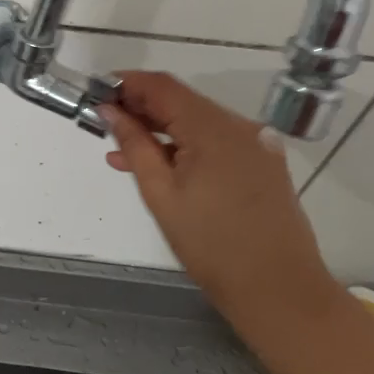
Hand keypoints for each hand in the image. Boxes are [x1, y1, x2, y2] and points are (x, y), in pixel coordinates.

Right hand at [101, 72, 345, 328]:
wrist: (279, 291)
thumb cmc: (211, 244)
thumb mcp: (159, 192)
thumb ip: (133, 144)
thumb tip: (109, 110)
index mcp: (214, 130)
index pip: (161, 86)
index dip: (125, 83)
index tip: (94, 94)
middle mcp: (239, 127)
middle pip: (180, 100)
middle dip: (139, 107)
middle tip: (103, 124)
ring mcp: (255, 145)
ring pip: (196, 120)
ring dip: (159, 128)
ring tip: (122, 151)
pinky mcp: (262, 163)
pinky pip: (215, 140)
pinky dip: (184, 145)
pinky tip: (158, 165)